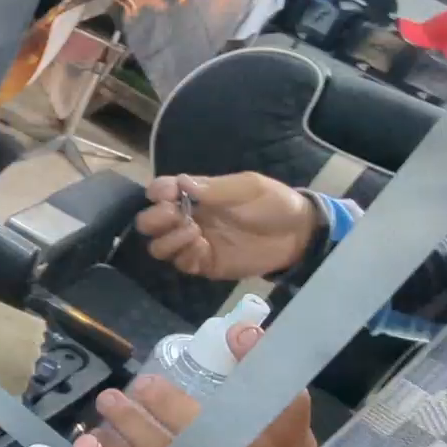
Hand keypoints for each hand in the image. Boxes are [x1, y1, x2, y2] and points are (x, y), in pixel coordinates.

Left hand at [93, 323, 317, 446]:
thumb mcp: (286, 422)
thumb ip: (262, 373)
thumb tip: (239, 330)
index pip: (210, 419)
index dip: (171, 400)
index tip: (145, 382)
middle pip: (171, 446)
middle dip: (132, 419)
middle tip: (109, 397)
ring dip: (117, 445)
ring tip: (99, 423)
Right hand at [135, 173, 317, 279]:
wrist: (298, 234)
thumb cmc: (273, 204)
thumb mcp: (248, 188)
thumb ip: (215, 188)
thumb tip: (181, 183)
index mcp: (195, 196)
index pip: (159, 191)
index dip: (157, 192)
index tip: (169, 194)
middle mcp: (187, 219)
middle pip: (148, 223)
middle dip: (155, 219)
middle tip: (176, 216)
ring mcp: (193, 243)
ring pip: (158, 246)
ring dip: (169, 239)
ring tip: (194, 233)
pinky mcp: (203, 264)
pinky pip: (180, 263)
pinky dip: (186, 255)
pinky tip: (204, 248)